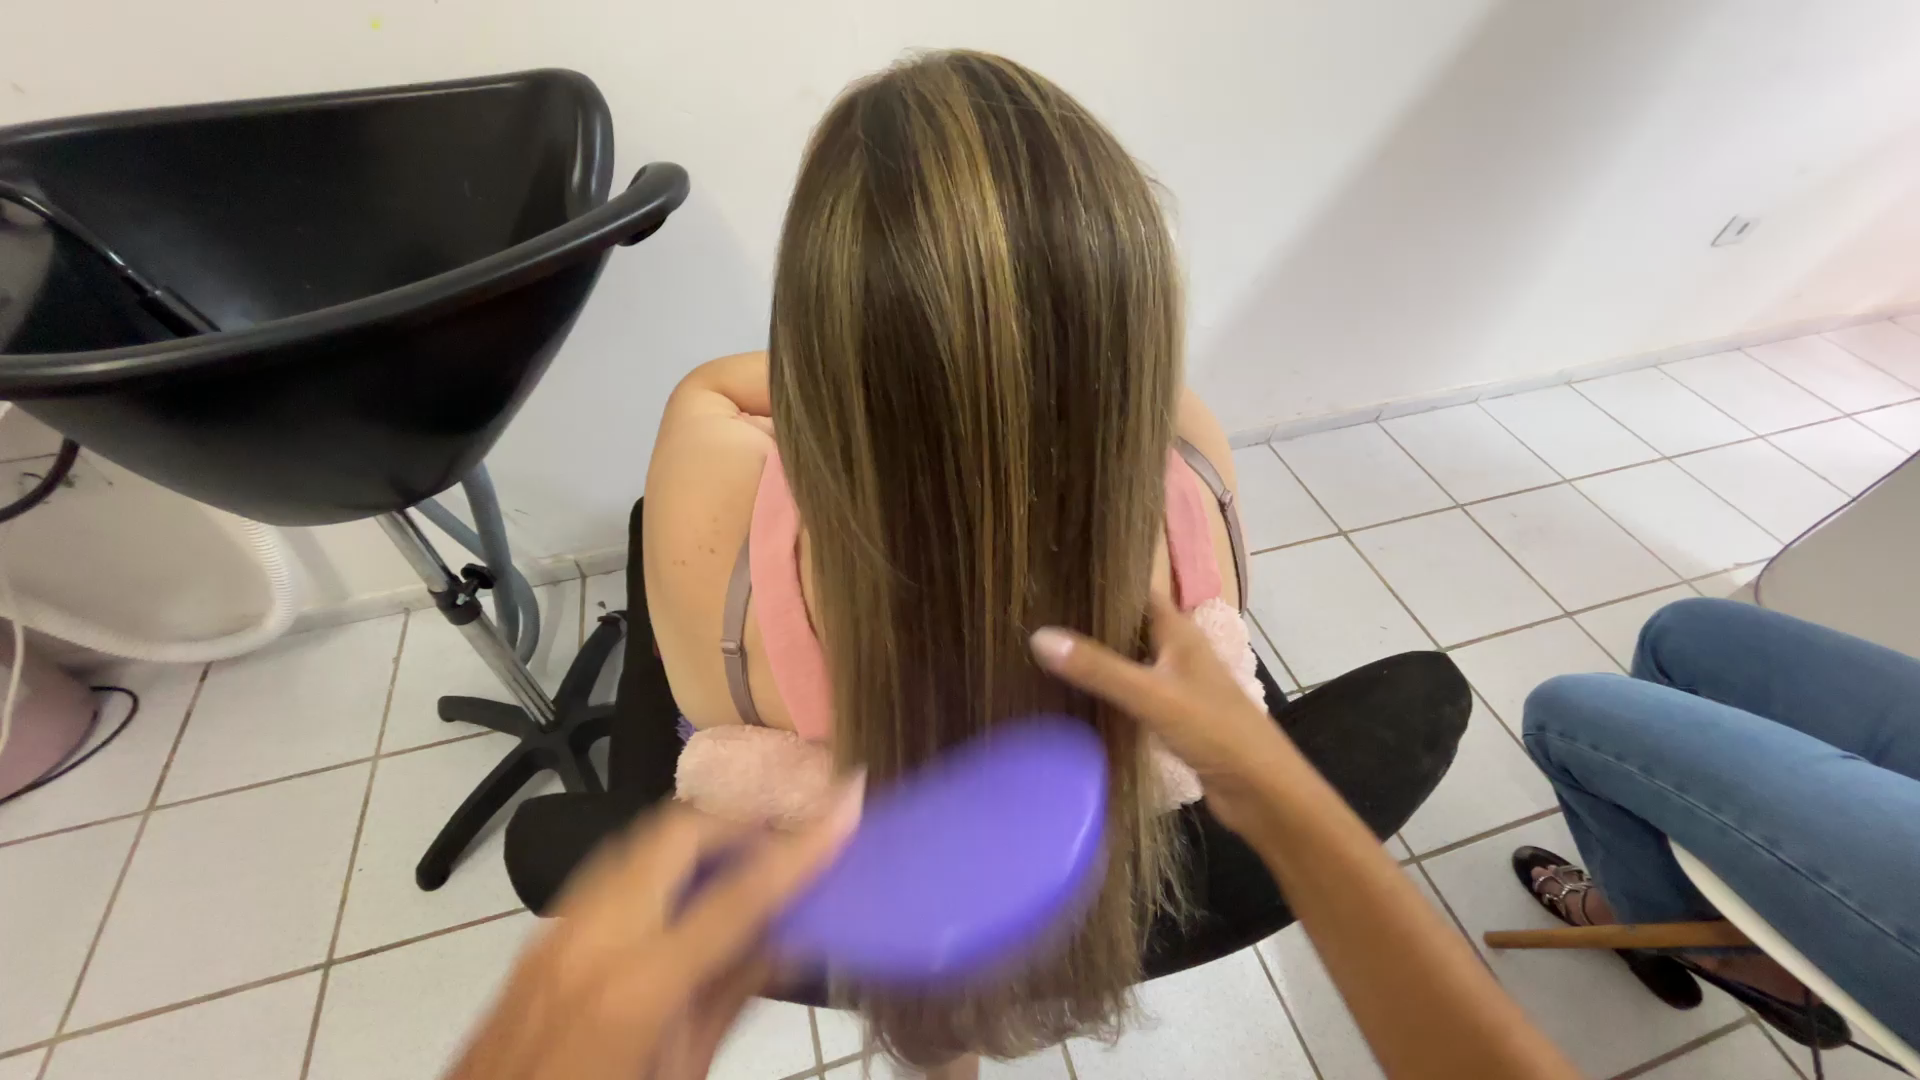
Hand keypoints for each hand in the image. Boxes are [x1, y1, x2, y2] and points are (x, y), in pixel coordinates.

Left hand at [444, 784, 860, 1079]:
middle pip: (679, 828)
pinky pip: (613, 866)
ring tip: (744, 856)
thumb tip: (790, 930)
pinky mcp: (541, 934)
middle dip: (741, 817)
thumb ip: (734, 994)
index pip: (741, 892)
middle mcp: (593, 937)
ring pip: (642, 836)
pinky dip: (662, 858)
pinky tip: (684, 892)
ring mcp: (558, 929)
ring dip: (701, 832)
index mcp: (637, 988)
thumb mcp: (681, 1073)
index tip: (848, 800)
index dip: (803, 844)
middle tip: (786, 835)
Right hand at [1031, 594, 1298, 832]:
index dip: (1103, 580)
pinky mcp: (1173, 717)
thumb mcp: (1151, 695)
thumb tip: (1038, 636)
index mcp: (1179, 632)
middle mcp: (1178, 651)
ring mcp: (1176, 684)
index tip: (1058, 577)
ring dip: (1098, 657)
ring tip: (1048, 650)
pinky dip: (1108, 690)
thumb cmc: (1215, 731)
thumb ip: (1098, 668)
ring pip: (1130, 659)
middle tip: (1039, 615)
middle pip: (1129, 625)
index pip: (1137, 590)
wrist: (1262, 793)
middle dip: (1091, 620)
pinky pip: (1132, 692)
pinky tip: (1077, 695)